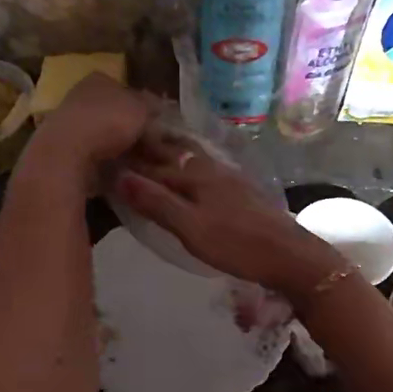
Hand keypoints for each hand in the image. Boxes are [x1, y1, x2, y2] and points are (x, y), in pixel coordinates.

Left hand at [20, 74, 153, 186]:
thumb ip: (152, 108)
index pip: (129, 91)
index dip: (147, 110)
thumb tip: (159, 110)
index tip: (160, 129)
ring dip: (126, 150)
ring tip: (145, 167)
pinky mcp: (67, 150)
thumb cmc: (108, 121)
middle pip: (118, 115)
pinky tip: (124, 174)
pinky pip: (97, 156)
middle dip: (137, 133)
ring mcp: (72, 124)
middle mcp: (83, 96)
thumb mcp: (141, 109)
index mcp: (100, 79)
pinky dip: (111, 164)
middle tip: (157, 152)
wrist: (67, 152)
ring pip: (108, 137)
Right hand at [113, 131, 348, 298]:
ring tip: (150, 142)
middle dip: (146, 145)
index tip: (103, 152)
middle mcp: (209, 168)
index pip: (151, 163)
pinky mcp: (240, 189)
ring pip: (188, 157)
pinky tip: (190, 166)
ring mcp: (227, 177)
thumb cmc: (236, 245)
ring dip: (167, 149)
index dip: (127, 159)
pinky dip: (186, 161)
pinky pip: (203, 167)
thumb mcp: (190, 228)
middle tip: (121, 136)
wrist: (289, 255)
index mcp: (193, 175)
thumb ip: (156, 203)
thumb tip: (119, 176)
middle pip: (171, 153)